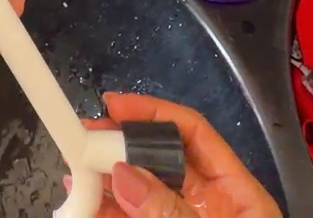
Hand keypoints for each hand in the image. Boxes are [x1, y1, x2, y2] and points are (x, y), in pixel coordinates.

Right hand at [80, 92, 281, 217]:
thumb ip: (171, 210)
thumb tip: (122, 171)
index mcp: (237, 193)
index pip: (192, 132)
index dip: (152, 113)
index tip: (113, 105)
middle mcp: (209, 203)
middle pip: (158, 159)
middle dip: (120, 147)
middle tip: (84, 138)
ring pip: (139, 192)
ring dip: (105, 182)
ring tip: (74, 175)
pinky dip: (105, 212)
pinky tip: (84, 206)